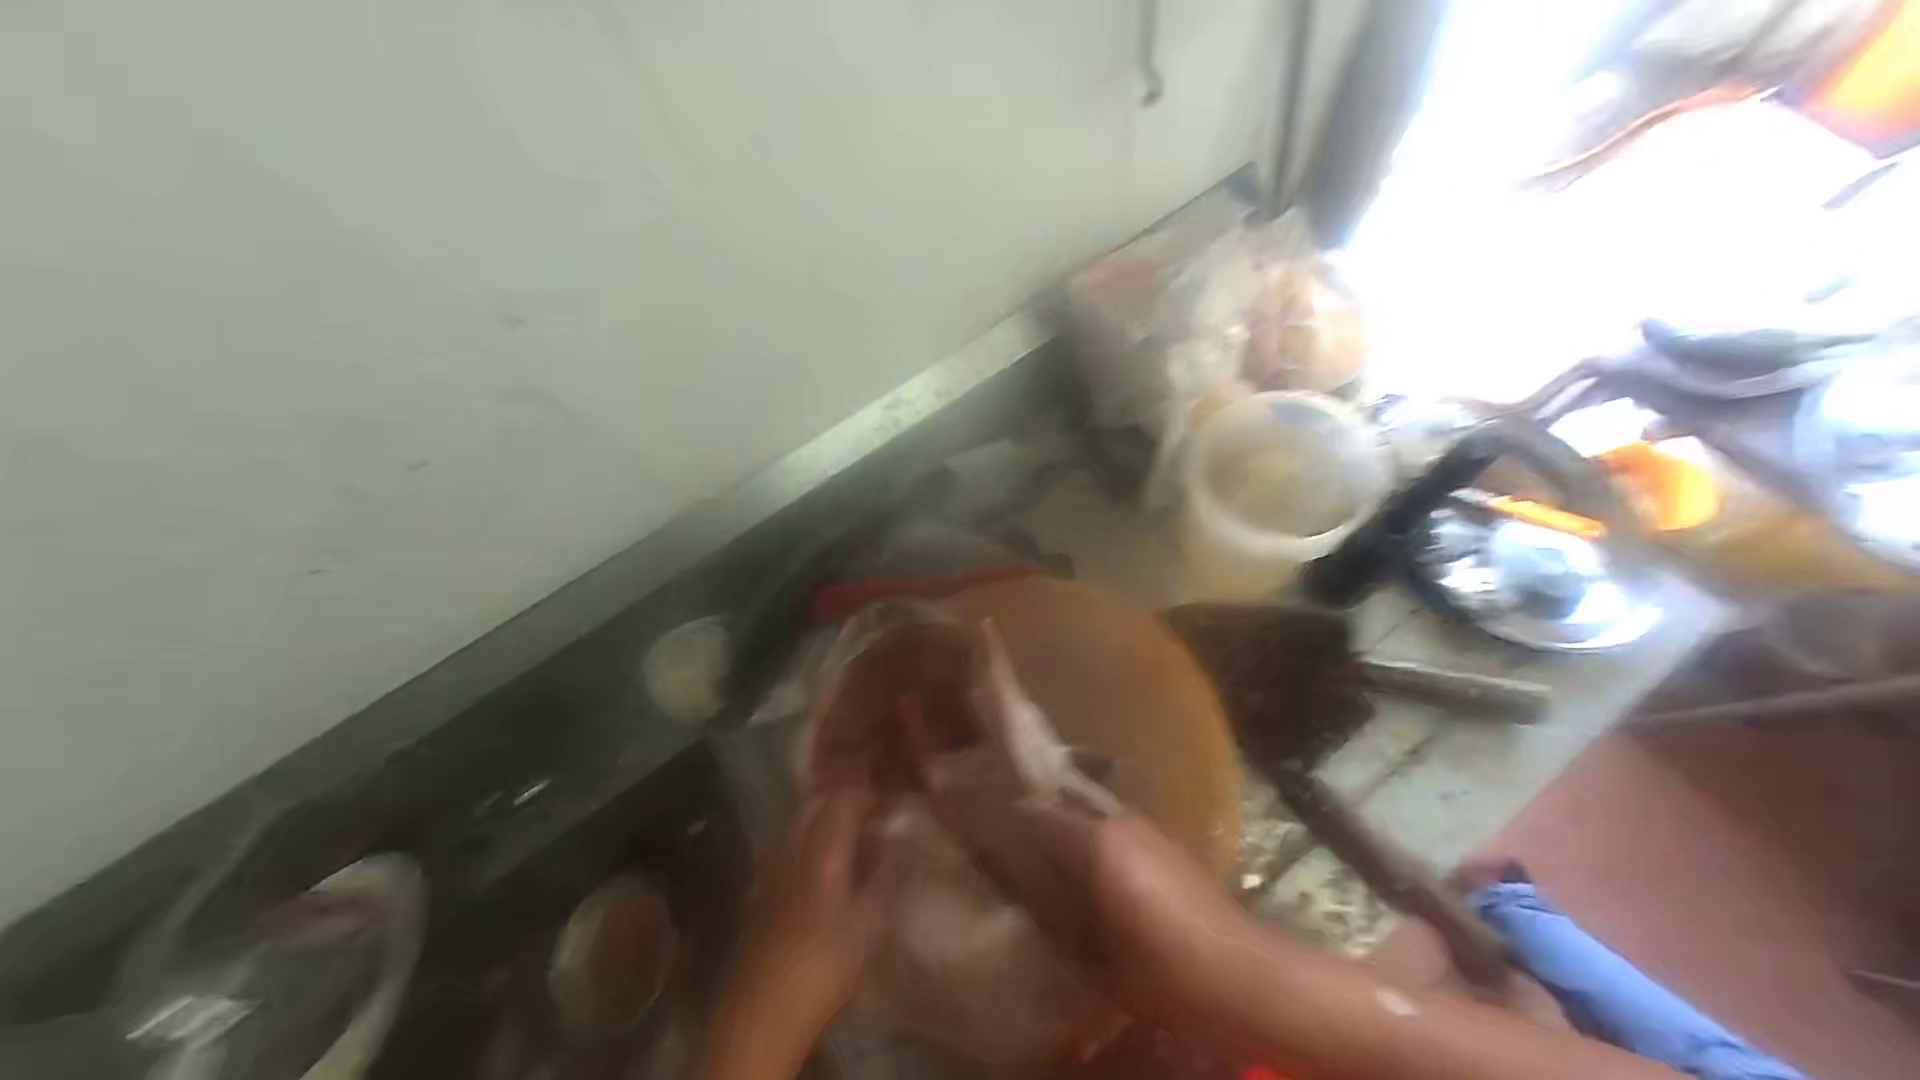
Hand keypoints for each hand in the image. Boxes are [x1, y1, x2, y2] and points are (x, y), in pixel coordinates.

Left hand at [705, 787, 887, 1079]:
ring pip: (797, 822)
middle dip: (841, 800)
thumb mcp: (871, 922)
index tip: (887, 805)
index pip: (843, 800)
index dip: (866, 795)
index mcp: (824, 851)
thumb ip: (887, 875)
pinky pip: (785, 845)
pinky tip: (818, 864)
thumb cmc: (826, 965)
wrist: (765, 1009)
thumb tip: (903, 842)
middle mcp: (793, 848)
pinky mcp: (760, 888)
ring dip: (821, 817)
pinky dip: (805, 840)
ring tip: (846, 836)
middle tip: (867, 816)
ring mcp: (772, 867)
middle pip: (815, 803)